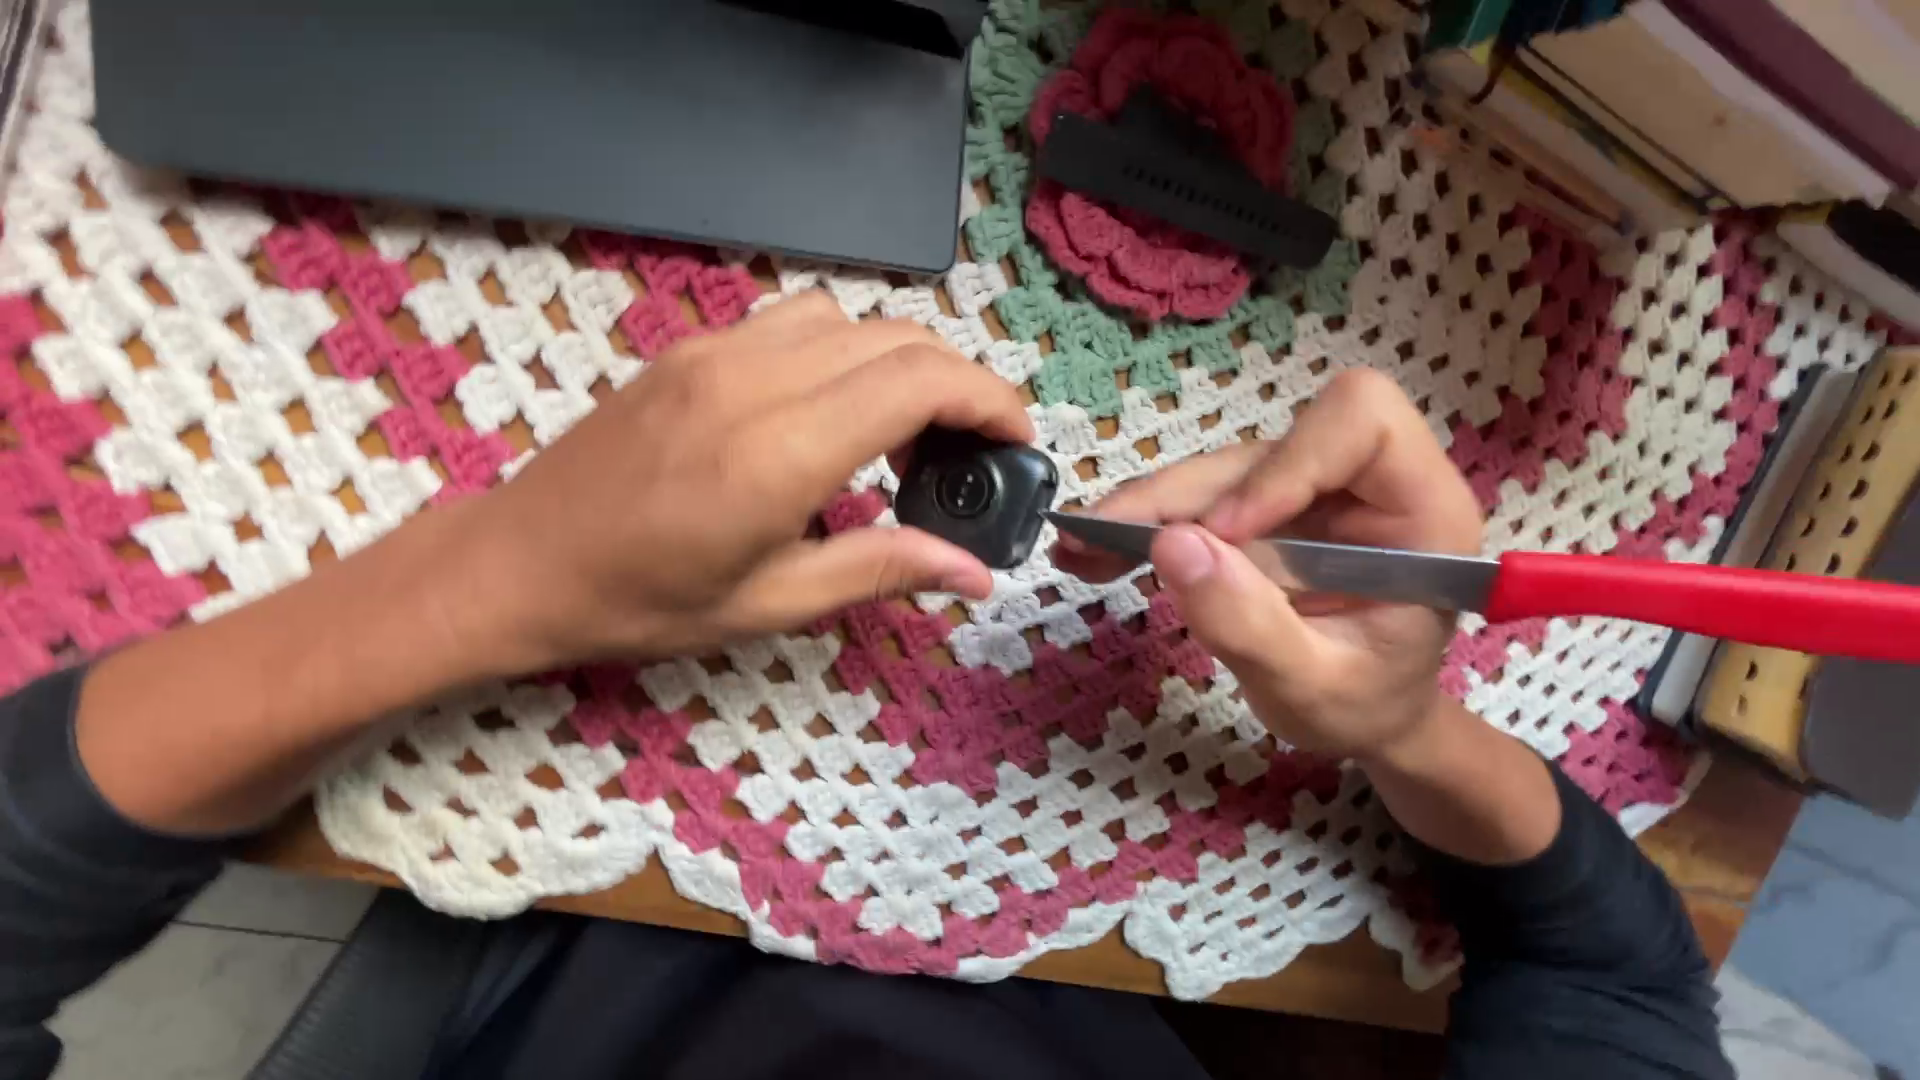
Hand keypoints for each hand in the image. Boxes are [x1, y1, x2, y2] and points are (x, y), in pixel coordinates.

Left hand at [443, 292, 1033, 673]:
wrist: (518, 562)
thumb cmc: (642, 602)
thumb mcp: (771, 603)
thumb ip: (882, 570)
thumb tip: (976, 573)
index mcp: (776, 453)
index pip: (917, 383)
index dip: (988, 401)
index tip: (1015, 441)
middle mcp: (752, 380)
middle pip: (897, 339)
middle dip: (961, 383)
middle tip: (977, 448)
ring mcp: (718, 352)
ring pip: (853, 319)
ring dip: (905, 361)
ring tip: (913, 430)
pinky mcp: (696, 347)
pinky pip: (799, 321)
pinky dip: (850, 350)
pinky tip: (841, 407)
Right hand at [1055, 370, 1481, 762]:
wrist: (1363, 714)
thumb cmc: (1365, 706)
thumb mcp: (1312, 687)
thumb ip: (1249, 623)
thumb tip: (1169, 544)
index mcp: (1415, 510)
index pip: (1357, 423)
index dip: (1284, 464)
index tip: (1228, 533)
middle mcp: (1357, 484)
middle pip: (1257, 452)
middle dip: (1174, 497)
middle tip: (1095, 539)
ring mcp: (1302, 495)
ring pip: (1212, 476)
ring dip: (1141, 512)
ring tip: (1079, 554)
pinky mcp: (1259, 513)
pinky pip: (1193, 503)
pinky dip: (1140, 527)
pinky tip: (1093, 554)